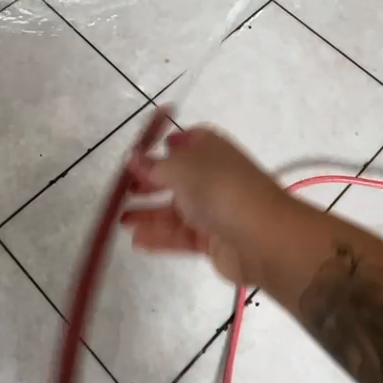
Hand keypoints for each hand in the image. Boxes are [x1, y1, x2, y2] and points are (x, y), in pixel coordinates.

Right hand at [118, 126, 294, 285]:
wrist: (261, 236)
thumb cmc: (218, 188)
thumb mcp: (179, 167)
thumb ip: (153, 166)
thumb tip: (134, 157)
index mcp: (210, 148)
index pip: (186, 141)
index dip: (163, 146)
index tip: (138, 155)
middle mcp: (212, 175)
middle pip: (177, 177)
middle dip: (150, 182)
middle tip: (123, 190)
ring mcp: (213, 209)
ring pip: (175, 210)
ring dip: (148, 214)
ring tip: (121, 221)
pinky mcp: (212, 240)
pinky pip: (181, 236)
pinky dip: (160, 237)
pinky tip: (136, 241)